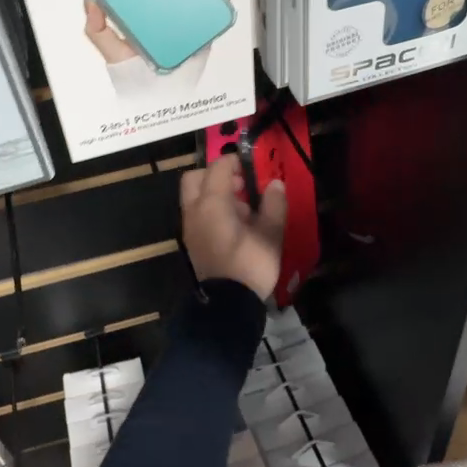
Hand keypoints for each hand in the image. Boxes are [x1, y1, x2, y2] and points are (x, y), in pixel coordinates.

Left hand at [180, 154, 284, 300]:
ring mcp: (190, 228)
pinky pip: (197, 214)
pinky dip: (212, 210)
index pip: (218, 168)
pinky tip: (236, 226)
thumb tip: (276, 184)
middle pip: (195, 178)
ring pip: (194, 197)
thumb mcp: (270, 235)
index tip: (253, 166)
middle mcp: (194, 211)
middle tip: (241, 185)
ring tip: (244, 209)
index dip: (235, 161)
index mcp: (212, 204)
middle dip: (216, 175)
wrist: (228, 306)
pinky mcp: (192, 242)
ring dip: (215, 193)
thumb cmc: (250, 266)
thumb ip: (273, 205)